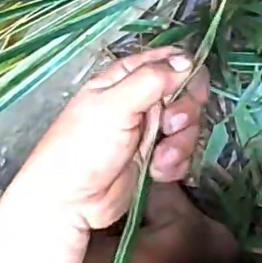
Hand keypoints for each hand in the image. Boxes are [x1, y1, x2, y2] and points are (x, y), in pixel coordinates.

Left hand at [1, 47, 209, 235]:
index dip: (187, 73)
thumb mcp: (114, 106)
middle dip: (184, 112)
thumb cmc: (83, 147)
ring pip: (187, 123)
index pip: (171, 60)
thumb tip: (188, 60)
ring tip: (159, 158)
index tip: (193, 91)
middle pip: (186, 91)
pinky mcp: (155, 156)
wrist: (68, 202)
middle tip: (170, 126)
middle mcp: (141, 97)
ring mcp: (149, 128)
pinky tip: (158, 172)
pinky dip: (176, 162)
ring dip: (180, 142)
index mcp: (127, 76)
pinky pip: (182, 150)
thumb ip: (151, 80)